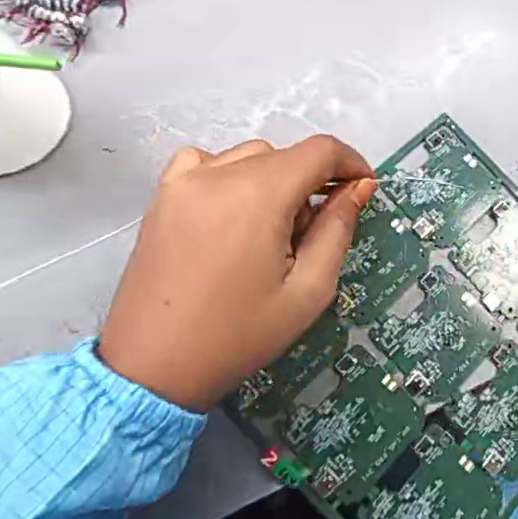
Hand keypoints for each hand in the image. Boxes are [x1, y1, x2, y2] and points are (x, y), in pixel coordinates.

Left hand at [98, 136, 375, 410]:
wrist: (154, 367)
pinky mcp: (162, 196)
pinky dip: (232, 175)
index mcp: (257, 197)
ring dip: (276, 180)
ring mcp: (183, 182)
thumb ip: (337, 230)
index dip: (350, 164)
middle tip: (311, 238)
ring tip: (271, 233)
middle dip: (313, 184)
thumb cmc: (239, 337)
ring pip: (250, 156)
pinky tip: (234, 212)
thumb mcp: (308, 291)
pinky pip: (207, 162)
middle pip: (286, 156)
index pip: (319, 151)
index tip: (363, 189)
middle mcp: (217, 175)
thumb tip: (358, 187)